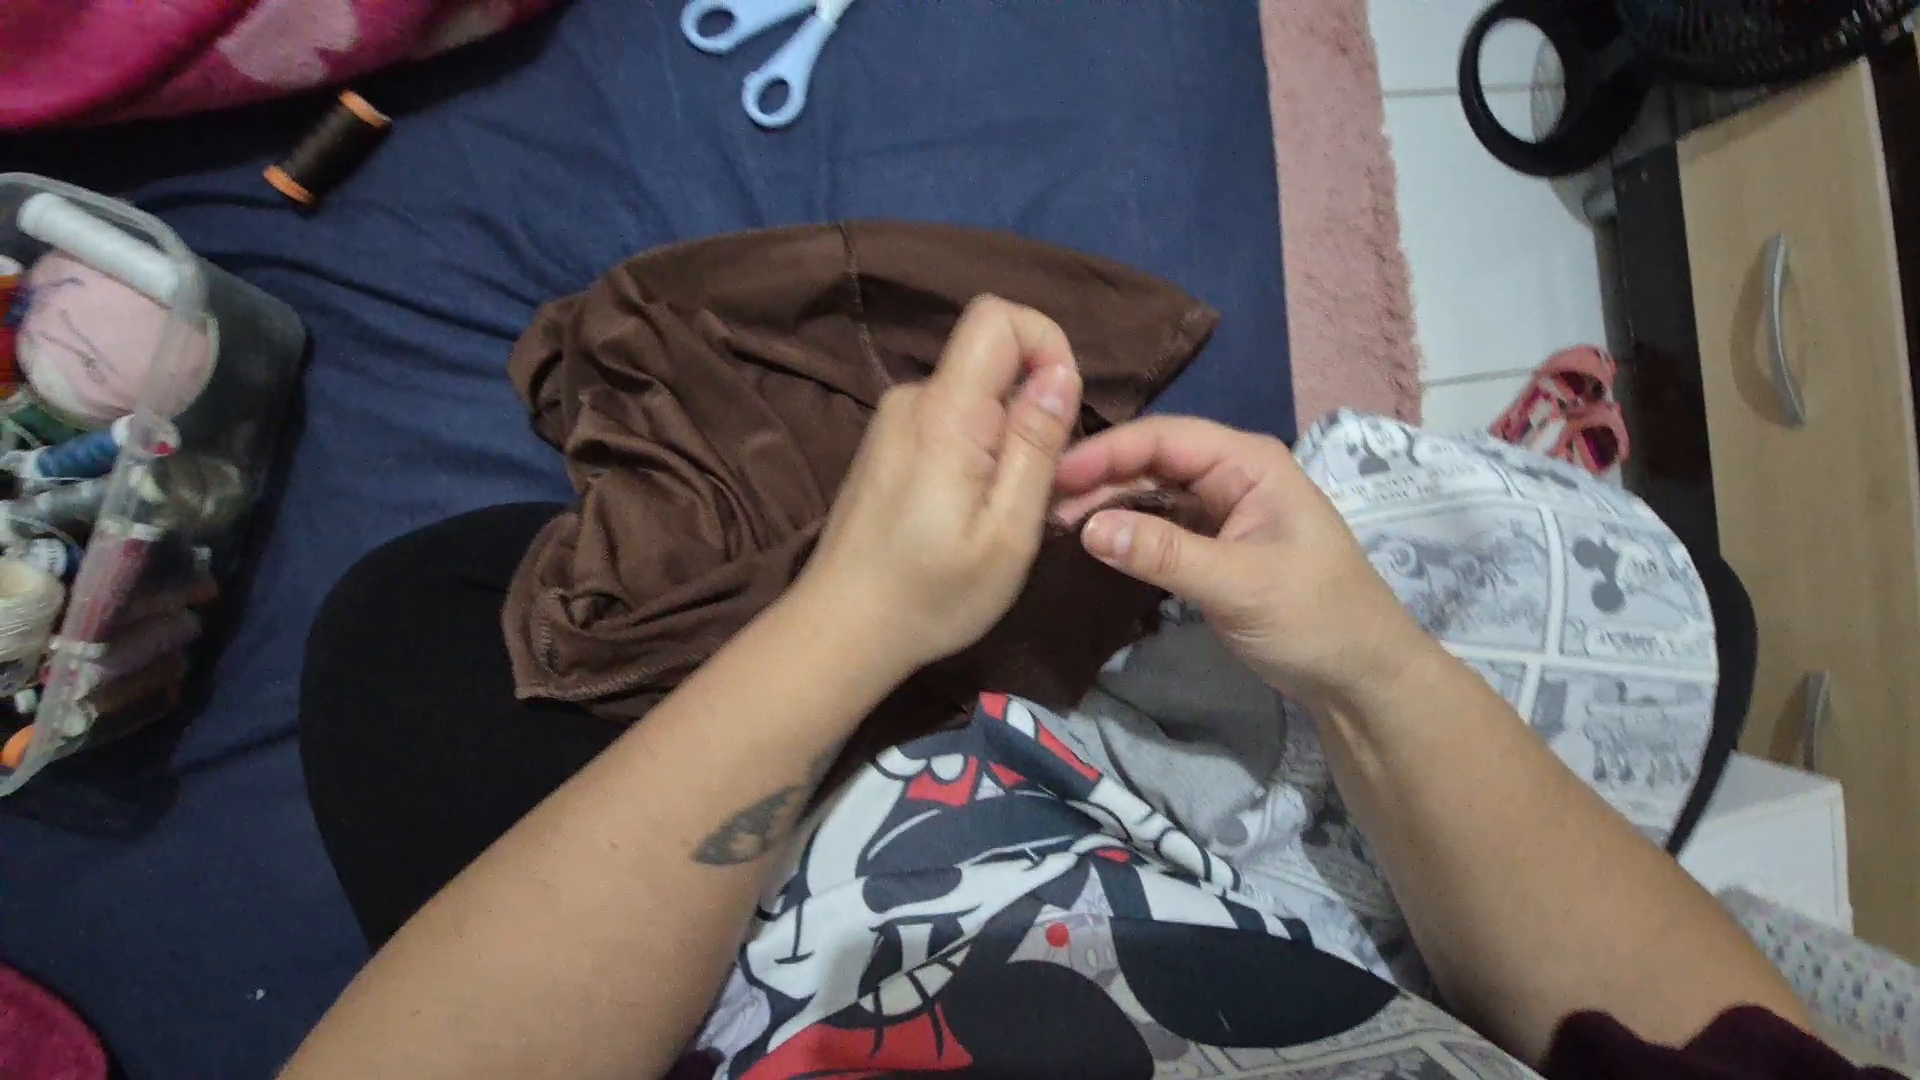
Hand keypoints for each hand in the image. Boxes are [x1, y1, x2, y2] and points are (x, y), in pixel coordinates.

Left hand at [793, 296, 1083, 681]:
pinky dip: (974, 451)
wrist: (842, 629)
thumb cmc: (932, 594)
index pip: (996, 316)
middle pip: (988, 359)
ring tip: (997, 511)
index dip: (1044, 343)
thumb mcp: (1007, 532)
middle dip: (1029, 409)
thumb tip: (1061, 374)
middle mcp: (912, 400)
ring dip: (1004, 438)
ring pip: (972, 396)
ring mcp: (892, 422)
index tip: (1062, 412)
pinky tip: (963, 511)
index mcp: (944, 413)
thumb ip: (1036, 446)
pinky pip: (947, 421)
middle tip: (1035, 487)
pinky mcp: (884, 445)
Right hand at [1053, 416, 1433, 708]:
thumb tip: (1089, 528)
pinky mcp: (1206, 544)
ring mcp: (1216, 510)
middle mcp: (1227, 475)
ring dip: (1105, 506)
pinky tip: (1089, 544)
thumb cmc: (1315, 616)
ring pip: (1147, 493)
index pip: (1164, 439)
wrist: (1356, 675)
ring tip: (1055, 526)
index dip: (1107, 453)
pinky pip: (1155, 526)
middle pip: (1149, 462)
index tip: (1055, 476)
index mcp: (1247, 463)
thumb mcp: (1241, 583)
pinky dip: (1122, 533)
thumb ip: (1165, 553)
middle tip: (1043, 507)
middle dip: (1098, 480)